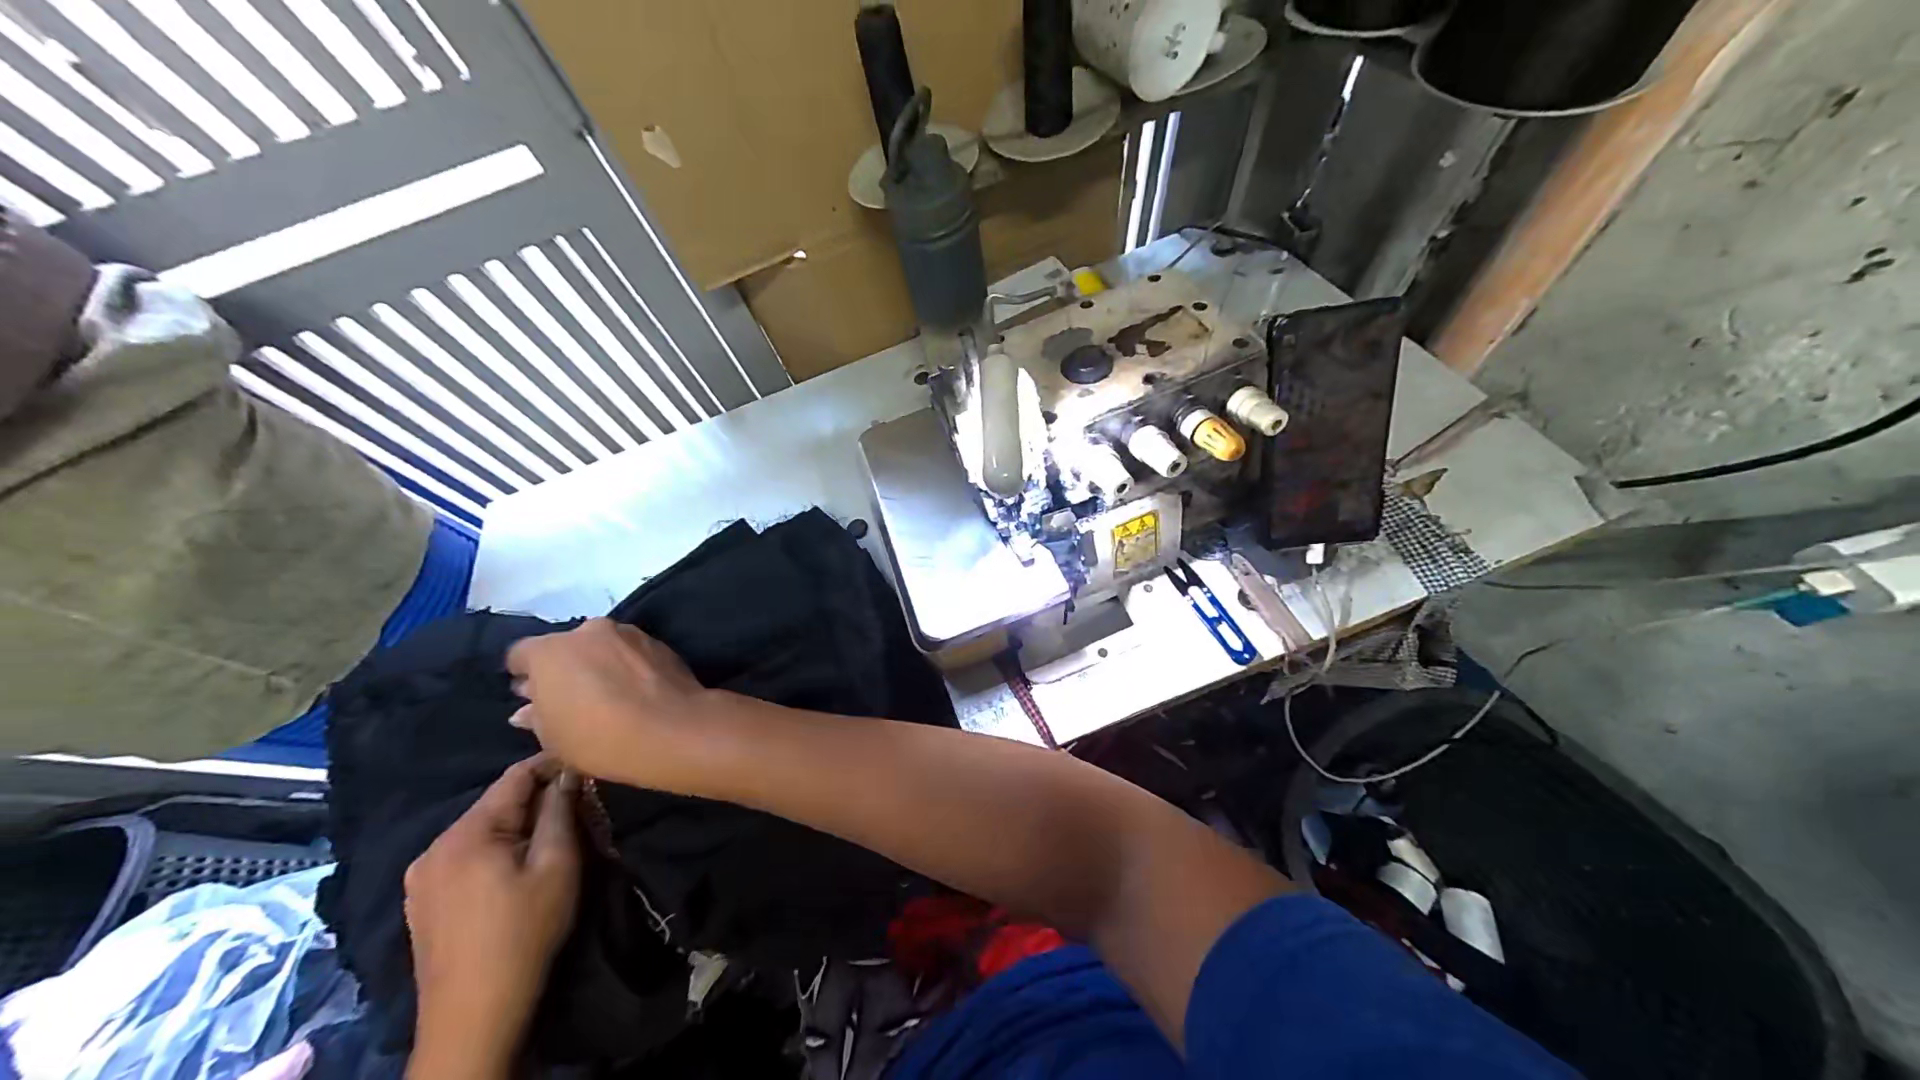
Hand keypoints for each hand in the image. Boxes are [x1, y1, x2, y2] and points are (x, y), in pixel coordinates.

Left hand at [404, 755, 579, 1079]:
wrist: (473, 1013)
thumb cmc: (524, 932)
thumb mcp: (557, 865)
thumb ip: (560, 811)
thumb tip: (568, 773)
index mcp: (467, 833)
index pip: (515, 776)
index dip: (552, 764)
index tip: (585, 764)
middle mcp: (434, 845)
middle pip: (494, 803)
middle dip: (535, 797)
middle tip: (575, 803)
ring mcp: (421, 875)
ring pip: (479, 829)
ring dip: (514, 824)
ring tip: (549, 835)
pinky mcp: (420, 900)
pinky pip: (463, 855)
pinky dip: (493, 848)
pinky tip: (512, 867)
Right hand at [506, 618, 715, 790]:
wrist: (672, 729)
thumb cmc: (598, 737)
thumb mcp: (552, 738)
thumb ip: (536, 716)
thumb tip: (528, 709)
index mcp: (550, 650)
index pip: (521, 654)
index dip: (523, 675)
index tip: (530, 697)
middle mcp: (589, 631)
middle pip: (566, 647)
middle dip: (564, 668)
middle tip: (570, 699)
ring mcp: (628, 633)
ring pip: (602, 646)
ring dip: (598, 664)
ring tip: (607, 696)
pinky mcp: (659, 643)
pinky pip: (632, 653)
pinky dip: (627, 666)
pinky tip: (634, 692)